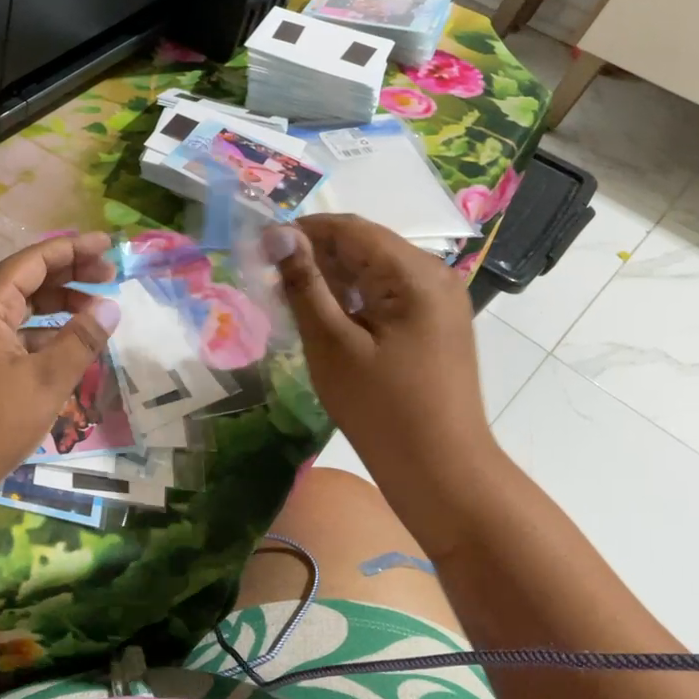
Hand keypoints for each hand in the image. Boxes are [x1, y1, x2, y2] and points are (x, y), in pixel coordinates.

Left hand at [0, 233, 120, 493]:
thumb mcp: (46, 381)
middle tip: (109, 276)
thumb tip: (110, 308)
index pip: (33, 260)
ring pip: (19, 307)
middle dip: (69, 274)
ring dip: (57, 304)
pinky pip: (11, 332)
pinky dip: (41, 332)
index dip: (72, 249)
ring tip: (96, 312)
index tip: (108, 246)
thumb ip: (80, 340)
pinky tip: (67, 346)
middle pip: (26, 279)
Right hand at [264, 214, 492, 471]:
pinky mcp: (434, 321)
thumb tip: (277, 234)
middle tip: (268, 280)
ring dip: (331, 277)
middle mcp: (434, 274)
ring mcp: (438, 299)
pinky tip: (325, 318)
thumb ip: (304, 283)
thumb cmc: (381, 408)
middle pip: (363, 245)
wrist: (441, 470)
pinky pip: (386, 292)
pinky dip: (352, 297)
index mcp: (414, 274)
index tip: (257, 249)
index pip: (349, 228)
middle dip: (314, 254)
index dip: (300, 231)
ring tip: (289, 299)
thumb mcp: (331, 343)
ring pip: (373, 268)